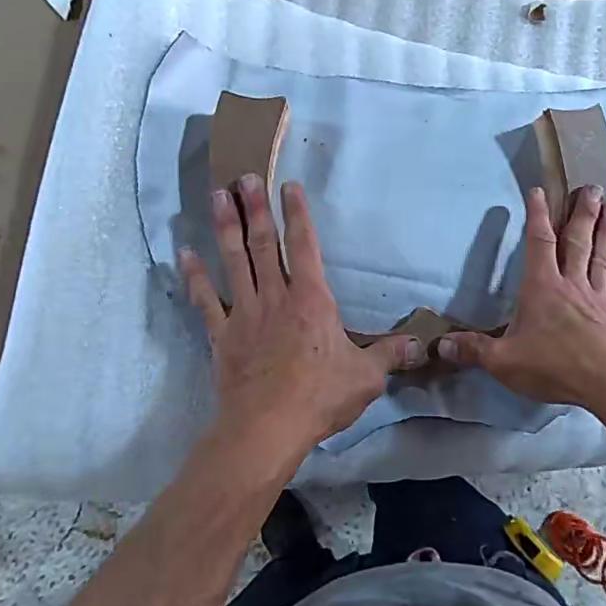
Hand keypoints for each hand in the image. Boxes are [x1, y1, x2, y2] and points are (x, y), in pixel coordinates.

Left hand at [179, 175, 423, 460]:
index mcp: (312, 301)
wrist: (267, 427)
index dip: (298, 215)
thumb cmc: (320, 397)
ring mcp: (244, 314)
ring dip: (225, 227)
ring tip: (216, 195)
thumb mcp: (366, 376)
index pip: (304, 247)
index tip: (289, 187)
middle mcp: (276, 298)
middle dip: (255, 209)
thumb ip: (389, 355)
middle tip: (245, 178)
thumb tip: (419, 345)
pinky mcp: (221, 336)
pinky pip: (205, 300)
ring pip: (233, 261)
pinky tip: (185, 253)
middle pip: (263, 245)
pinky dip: (195, 276)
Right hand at [439, 185, 605, 410]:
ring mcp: (600, 300)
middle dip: (583, 213)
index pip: (539, 243)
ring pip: (602, 258)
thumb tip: (441, 345)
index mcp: (542, 288)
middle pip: (578, 242)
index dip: (537, 215)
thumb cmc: (554, 367)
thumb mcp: (504, 361)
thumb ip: (474, 350)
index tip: (540, 191)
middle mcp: (572, 286)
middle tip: (594, 188)